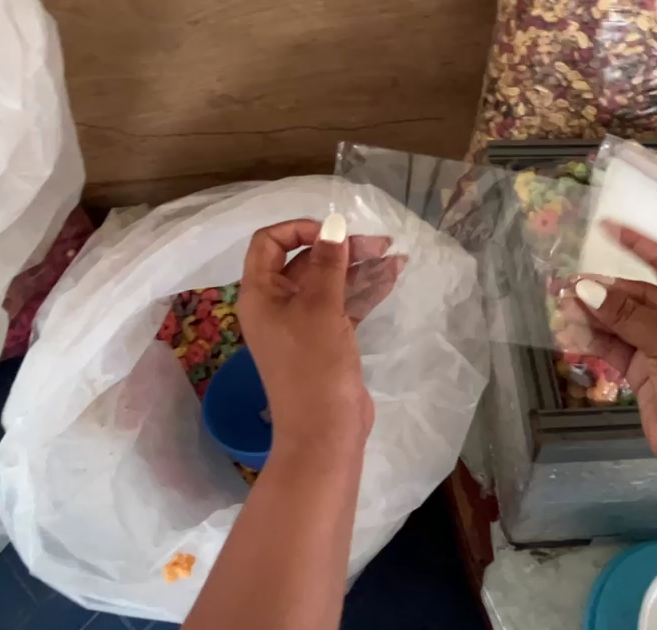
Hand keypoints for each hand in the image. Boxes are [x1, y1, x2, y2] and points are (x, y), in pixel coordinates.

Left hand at [237, 216, 404, 454]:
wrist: (325, 433)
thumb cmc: (314, 365)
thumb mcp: (320, 306)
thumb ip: (327, 261)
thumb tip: (334, 223)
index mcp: (261, 293)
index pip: (270, 242)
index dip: (300, 229)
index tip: (334, 233)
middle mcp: (277, 304)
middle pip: (305, 259)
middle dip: (341, 247)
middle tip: (379, 243)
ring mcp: (303, 322)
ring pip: (330, 280)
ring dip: (359, 266)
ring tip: (396, 255)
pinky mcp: (327, 338)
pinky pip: (344, 302)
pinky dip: (366, 288)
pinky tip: (393, 275)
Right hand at [563, 223, 656, 485]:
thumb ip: (623, 313)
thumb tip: (583, 288)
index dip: (638, 245)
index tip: (607, 229)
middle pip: (635, 295)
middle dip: (603, 291)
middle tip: (568, 287)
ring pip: (620, 320)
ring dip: (593, 314)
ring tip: (562, 306)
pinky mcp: (642, 369)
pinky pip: (613, 345)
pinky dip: (593, 338)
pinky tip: (571, 331)